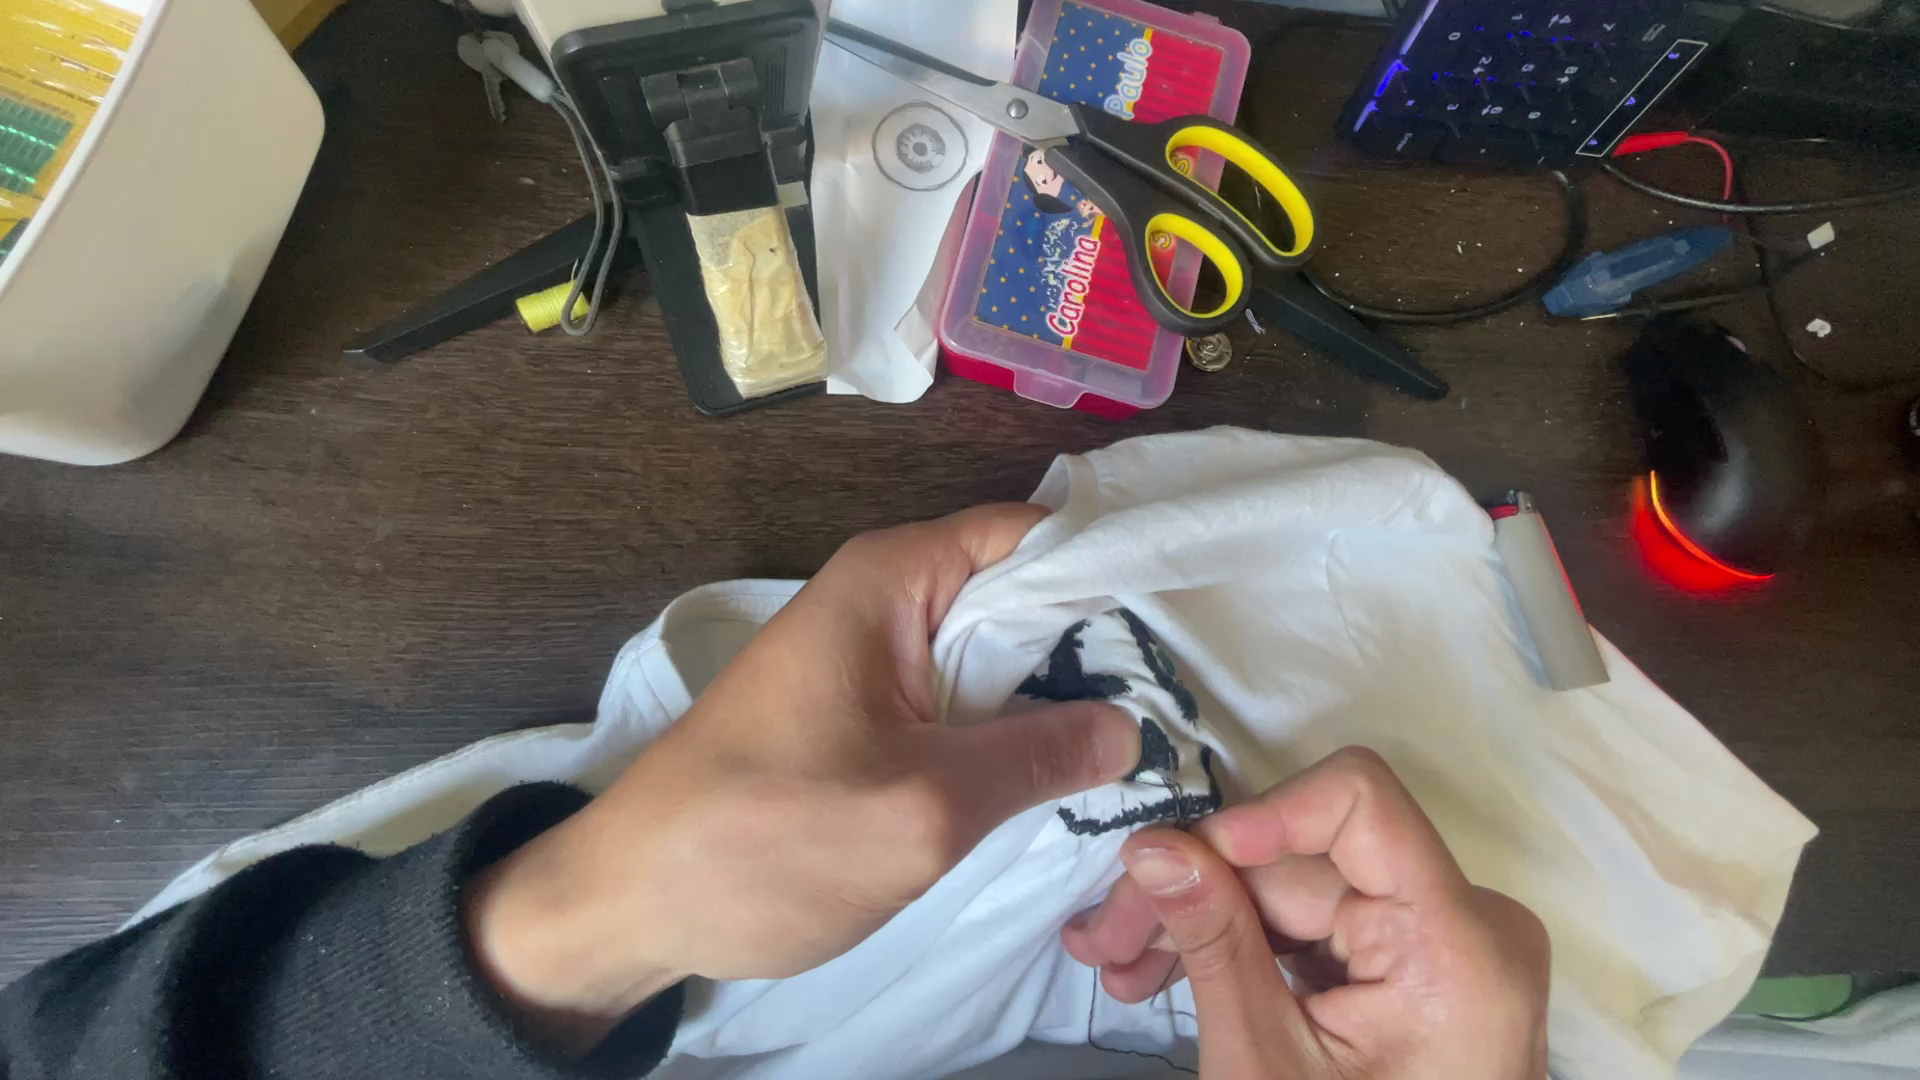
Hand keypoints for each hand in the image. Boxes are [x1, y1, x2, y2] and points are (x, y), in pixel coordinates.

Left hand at [466, 505, 1140, 1050]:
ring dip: (1056, 690)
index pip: (1029, 535)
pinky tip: (1068, 762)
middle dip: (1093, 641)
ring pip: (994, 650)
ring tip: (1150, 734)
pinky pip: (962, 694)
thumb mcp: (923, 805)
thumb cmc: (766, 835)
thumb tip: (1127, 727)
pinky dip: (1012, 722)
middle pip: (1017, 592)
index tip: (1185, 619)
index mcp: (896, 576)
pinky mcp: (872, 703)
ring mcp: (879, 650)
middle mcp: (890, 593)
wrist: (633, 898)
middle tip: (1183, 697)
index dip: (1108, 569)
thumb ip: (1036, 757)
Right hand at [1061, 748, 1549, 1078]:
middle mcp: (1455, 920)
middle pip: (1291, 857)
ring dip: (1189, 922)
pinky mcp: (1392, 959)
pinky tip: (1158, 974)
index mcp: (1459, 944)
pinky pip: (1293, 923)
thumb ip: (1210, 940)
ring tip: (1115, 966)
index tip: (1171, 854)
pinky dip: (1225, 944)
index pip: (1358, 801)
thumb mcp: (1265, 1066)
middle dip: (1186, 890)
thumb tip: (1146, 844)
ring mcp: (1423, 938)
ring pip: (1274, 888)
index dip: (1259, 812)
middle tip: (1102, 937)